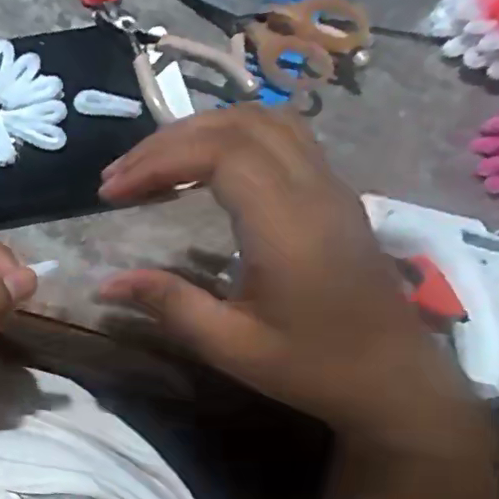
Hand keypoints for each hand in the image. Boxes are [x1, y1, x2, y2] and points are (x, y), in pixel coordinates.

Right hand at [96, 107, 487, 456]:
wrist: (391, 376)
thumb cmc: (311, 366)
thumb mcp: (230, 345)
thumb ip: (170, 305)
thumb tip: (106, 284)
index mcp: (286, 225)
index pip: (219, 154)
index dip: (157, 161)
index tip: (110, 193)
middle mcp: (313, 189)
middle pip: (238, 125)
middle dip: (168, 141)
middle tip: (118, 177)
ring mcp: (329, 186)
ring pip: (264, 121)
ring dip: (201, 132)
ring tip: (152, 166)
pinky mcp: (333, 194)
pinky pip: (281, 138)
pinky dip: (231, 138)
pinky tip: (201, 170)